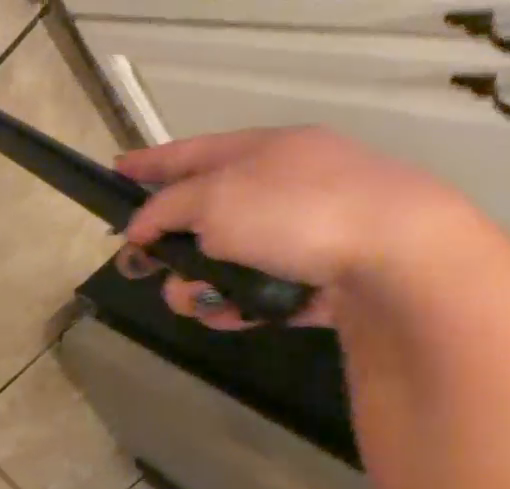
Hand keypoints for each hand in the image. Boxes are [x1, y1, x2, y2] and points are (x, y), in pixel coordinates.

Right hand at [115, 126, 466, 329]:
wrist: (394, 258)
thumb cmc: (297, 214)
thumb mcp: (213, 200)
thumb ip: (164, 210)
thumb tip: (140, 229)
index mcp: (262, 153)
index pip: (189, 153)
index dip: (148, 163)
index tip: (114, 170)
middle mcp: (277, 189)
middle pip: (196, 219)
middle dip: (164, 249)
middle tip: (140, 268)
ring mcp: (294, 235)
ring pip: (214, 265)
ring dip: (194, 287)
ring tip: (203, 301)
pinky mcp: (306, 279)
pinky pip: (245, 293)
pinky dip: (230, 307)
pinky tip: (233, 314)